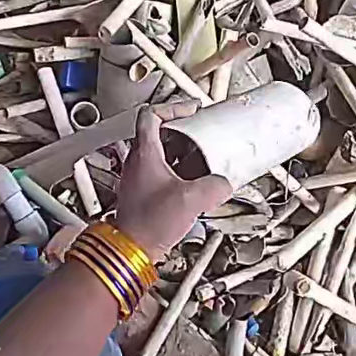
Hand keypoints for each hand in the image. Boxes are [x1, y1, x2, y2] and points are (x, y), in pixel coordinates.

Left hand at [113, 104, 232, 258]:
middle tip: (201, 132)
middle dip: (184, 131)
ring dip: (183, 152)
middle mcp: (138, 162)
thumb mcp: (191, 200)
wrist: (132, 248)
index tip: (191, 110)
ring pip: (162, 153)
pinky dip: (179, 171)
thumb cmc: (147, 223)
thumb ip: (215, 186)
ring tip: (203, 157)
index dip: (173, 107)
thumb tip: (224, 183)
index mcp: (144, 154)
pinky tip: (194, 182)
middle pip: (160, 133)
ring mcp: (139, 177)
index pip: (151, 115)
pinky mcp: (144, 192)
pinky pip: (163, 172)